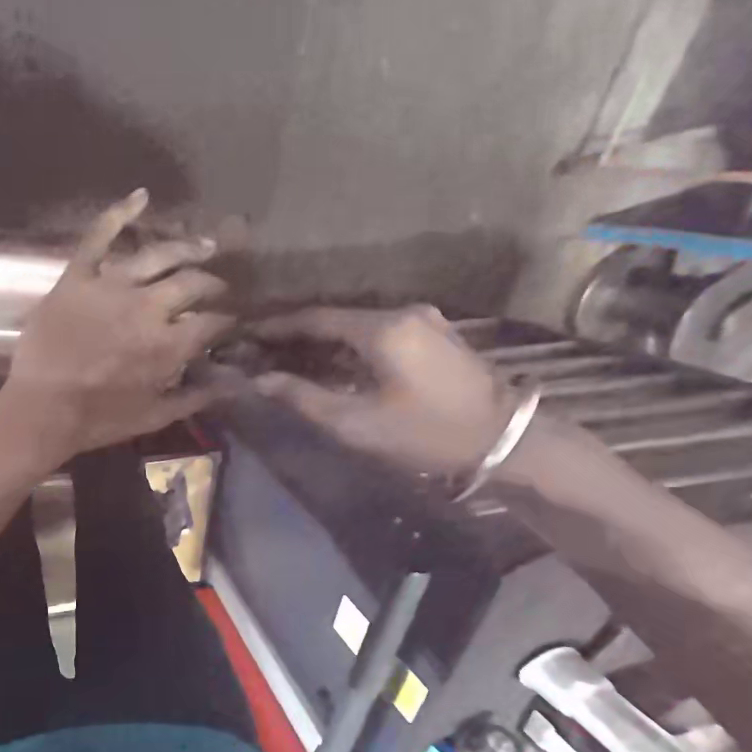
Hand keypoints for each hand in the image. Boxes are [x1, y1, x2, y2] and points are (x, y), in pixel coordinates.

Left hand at [0, 189, 234, 464]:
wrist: (42, 409)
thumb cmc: (100, 419)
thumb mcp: (155, 416)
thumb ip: (196, 398)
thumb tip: (232, 384)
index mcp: (169, 344)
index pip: (212, 322)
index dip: (227, 321)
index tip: (231, 322)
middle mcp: (148, 307)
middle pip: (192, 283)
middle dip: (213, 284)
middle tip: (218, 287)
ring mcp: (112, 286)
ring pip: (158, 254)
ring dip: (186, 247)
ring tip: (203, 245)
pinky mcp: (79, 276)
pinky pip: (100, 236)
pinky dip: (120, 213)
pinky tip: (142, 196)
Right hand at [252, 305, 511, 478]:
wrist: (504, 439)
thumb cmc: (426, 434)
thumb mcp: (359, 424)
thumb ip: (305, 399)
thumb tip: (262, 380)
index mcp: (383, 329)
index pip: (316, 318)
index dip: (278, 326)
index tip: (247, 334)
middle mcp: (403, 312)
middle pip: (338, 317)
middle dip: (299, 333)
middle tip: (264, 349)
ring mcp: (425, 319)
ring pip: (359, 324)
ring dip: (326, 340)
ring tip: (293, 358)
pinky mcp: (436, 334)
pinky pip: (381, 332)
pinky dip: (352, 344)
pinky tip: (336, 362)